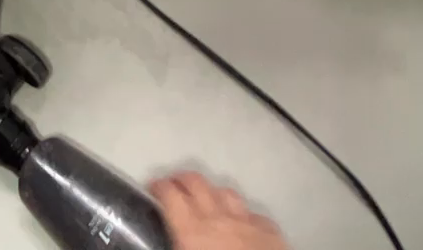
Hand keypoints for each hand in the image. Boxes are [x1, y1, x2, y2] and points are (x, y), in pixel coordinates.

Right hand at [151, 172, 288, 249]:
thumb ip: (174, 246)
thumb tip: (166, 242)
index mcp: (191, 231)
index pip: (169, 193)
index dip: (157, 187)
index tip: (151, 190)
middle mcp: (217, 217)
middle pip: (195, 181)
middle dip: (181, 180)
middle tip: (173, 189)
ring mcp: (246, 222)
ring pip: (225, 191)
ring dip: (212, 193)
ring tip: (206, 202)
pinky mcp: (271, 232)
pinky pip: (253, 214)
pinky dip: (244, 216)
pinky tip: (242, 226)